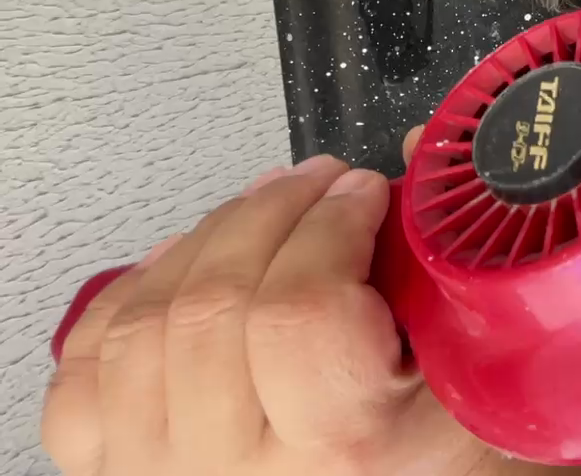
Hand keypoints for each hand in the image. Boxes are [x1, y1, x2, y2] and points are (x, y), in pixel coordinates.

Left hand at [41, 151, 498, 475]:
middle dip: (271, 212)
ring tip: (269, 201)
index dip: (329, 227)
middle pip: (212, 308)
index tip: (367, 188)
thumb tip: (412, 154)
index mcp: (341, 437)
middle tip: (322, 178)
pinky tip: (191, 256)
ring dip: (209, 236)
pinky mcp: (115, 471)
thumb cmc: (442, 424)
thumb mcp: (476, 350)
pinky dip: (135, 293)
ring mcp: (158, 473)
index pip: (299, 311)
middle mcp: (234, 469)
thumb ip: (449, 256)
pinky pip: (87, 369)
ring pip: (140, 327)